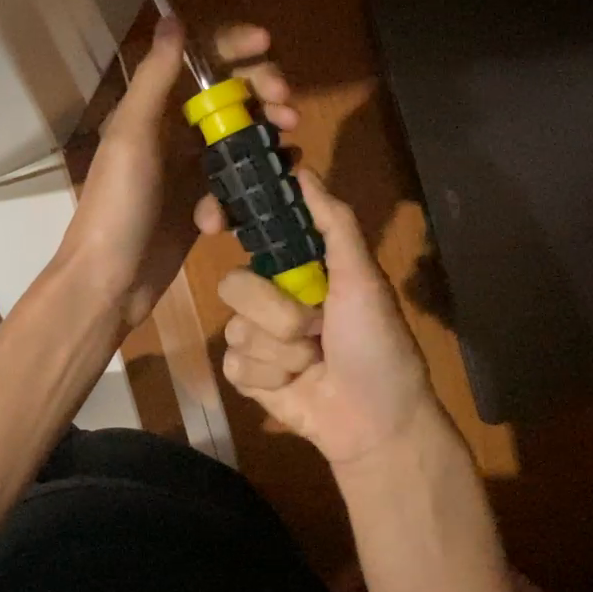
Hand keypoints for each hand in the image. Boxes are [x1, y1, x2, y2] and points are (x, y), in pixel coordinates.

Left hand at [61, 18, 296, 325]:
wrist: (110, 282)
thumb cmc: (116, 207)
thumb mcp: (132, 136)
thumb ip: (155, 78)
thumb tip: (173, 17)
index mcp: (150, 108)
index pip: (196, 60)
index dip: (232, 46)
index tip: (266, 45)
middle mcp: (171, 132)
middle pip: (228, 96)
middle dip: (262, 94)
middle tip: (287, 109)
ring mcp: (187, 170)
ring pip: (240, 139)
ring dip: (264, 140)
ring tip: (287, 146)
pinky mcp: (202, 204)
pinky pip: (237, 183)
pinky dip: (246, 189)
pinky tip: (248, 202)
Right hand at [204, 169, 438, 465]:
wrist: (377, 421)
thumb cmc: (378, 344)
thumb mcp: (364, 279)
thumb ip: (334, 224)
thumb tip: (302, 170)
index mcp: (297, 269)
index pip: (248, 234)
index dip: (223, 222)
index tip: (214, 223)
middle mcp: (271, 298)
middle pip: (235, 286)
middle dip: (280, 315)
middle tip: (317, 329)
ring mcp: (255, 338)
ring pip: (235, 330)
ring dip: (283, 353)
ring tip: (315, 364)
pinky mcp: (247, 376)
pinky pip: (234, 365)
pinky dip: (270, 378)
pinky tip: (295, 386)